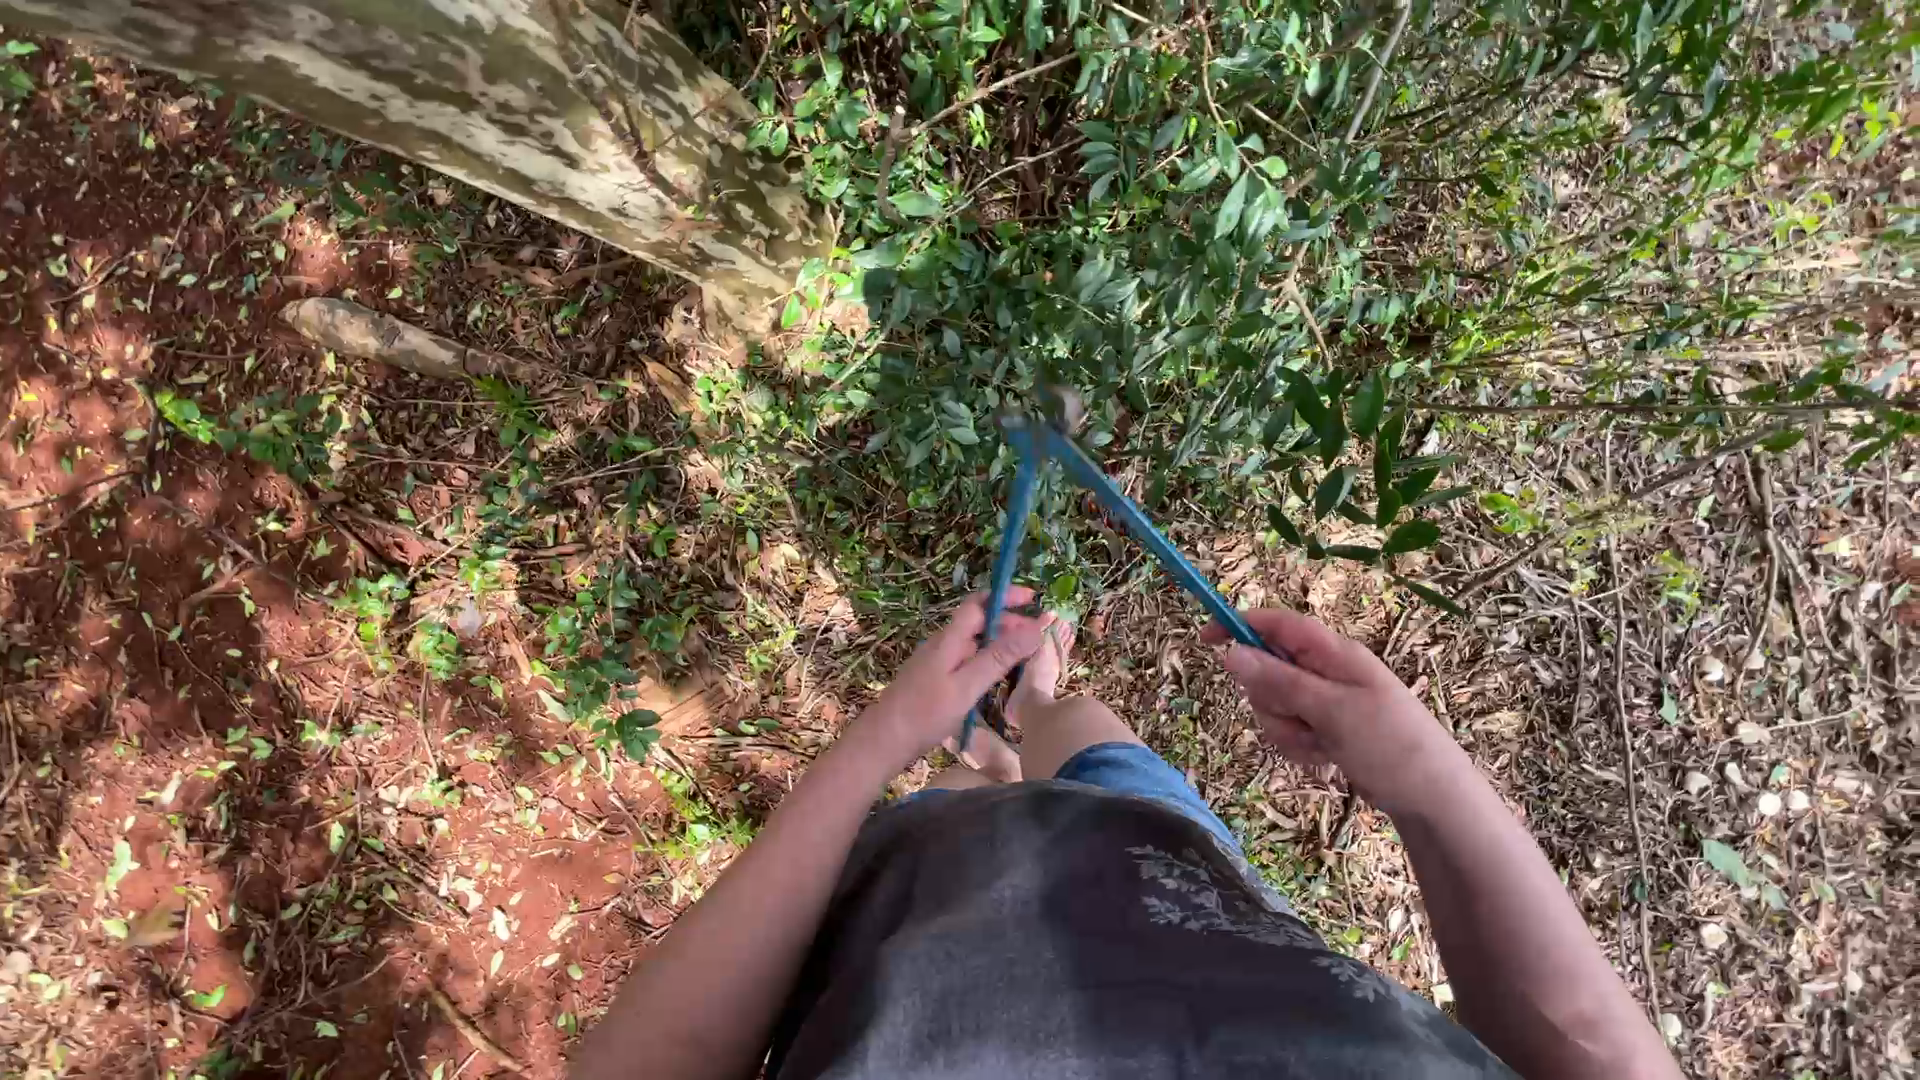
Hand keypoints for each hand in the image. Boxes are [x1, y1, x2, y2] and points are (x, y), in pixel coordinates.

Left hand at [844, 588, 1055, 768]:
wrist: (883, 741)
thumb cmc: (925, 713)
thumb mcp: (967, 686)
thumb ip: (998, 657)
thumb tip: (1035, 628)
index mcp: (949, 639)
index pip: (979, 604)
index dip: (1005, 597)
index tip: (1033, 599)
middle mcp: (942, 643)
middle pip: (978, 621)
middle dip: (1009, 622)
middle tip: (1037, 636)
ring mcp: (937, 660)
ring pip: (973, 641)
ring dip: (999, 641)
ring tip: (1025, 654)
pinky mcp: (934, 678)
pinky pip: (966, 657)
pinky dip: (986, 658)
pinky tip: (996, 675)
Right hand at [1202, 609, 1476, 817]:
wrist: (1435, 801)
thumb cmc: (1392, 746)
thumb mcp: (1332, 711)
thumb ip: (1279, 681)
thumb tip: (1230, 652)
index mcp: (1333, 653)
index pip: (1277, 624)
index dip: (1240, 625)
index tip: (1206, 640)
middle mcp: (1326, 671)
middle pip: (1267, 668)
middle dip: (1270, 699)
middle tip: (1299, 718)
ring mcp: (1325, 700)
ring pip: (1272, 703)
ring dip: (1286, 728)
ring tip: (1320, 744)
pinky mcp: (1325, 727)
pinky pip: (1288, 728)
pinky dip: (1298, 744)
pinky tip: (1325, 757)